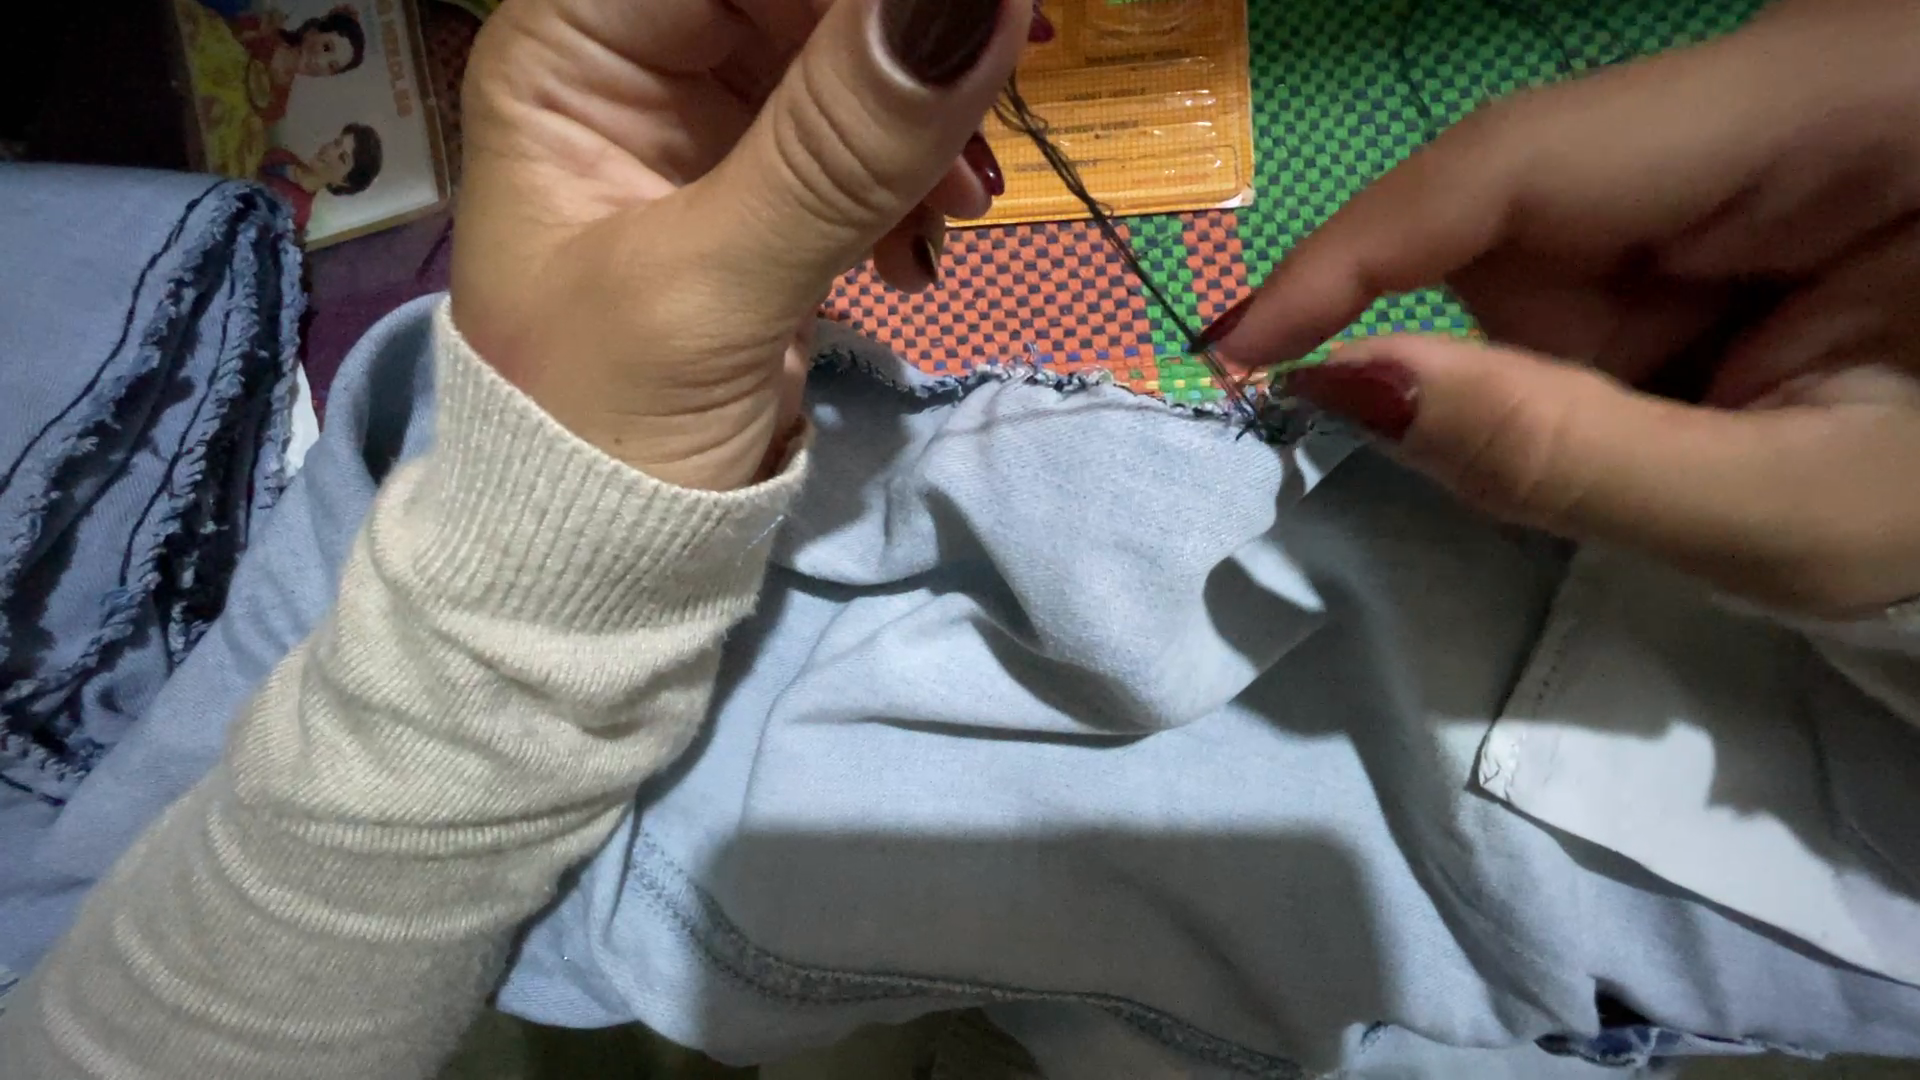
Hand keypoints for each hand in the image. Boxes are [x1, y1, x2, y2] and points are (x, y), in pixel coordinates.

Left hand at [450, 0, 1032, 489]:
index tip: (973, 23)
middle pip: (799, 7)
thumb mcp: (714, 289)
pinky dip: (907, 199)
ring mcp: (712, 143)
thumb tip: (972, 2)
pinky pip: (862, 161)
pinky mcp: (769, 206)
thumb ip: (834, 154)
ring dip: (920, 140)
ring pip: (849, 79)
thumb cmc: (614, 427)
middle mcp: (640, 73)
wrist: (618, 541)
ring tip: (955, 218)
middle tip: (979, 140)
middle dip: (902, 61)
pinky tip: (912, 263)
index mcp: (573, 56)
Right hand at [1206, 0, 1919, 615]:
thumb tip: (1340, 387)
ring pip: (1513, 256)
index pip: (1509, 161)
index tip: (1237, 346)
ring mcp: (1725, 134)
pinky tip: (1663, 394)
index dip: (1347, 256)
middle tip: (1574, 444)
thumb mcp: (1784, 516)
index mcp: (1847, 109)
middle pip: (1502, 215)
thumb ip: (1554, 455)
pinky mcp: (1695, 187)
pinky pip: (1548, 272)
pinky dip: (1559, 358)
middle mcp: (1766, 88)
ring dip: (1536, 366)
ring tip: (1672, 428)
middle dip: (1491, 350)